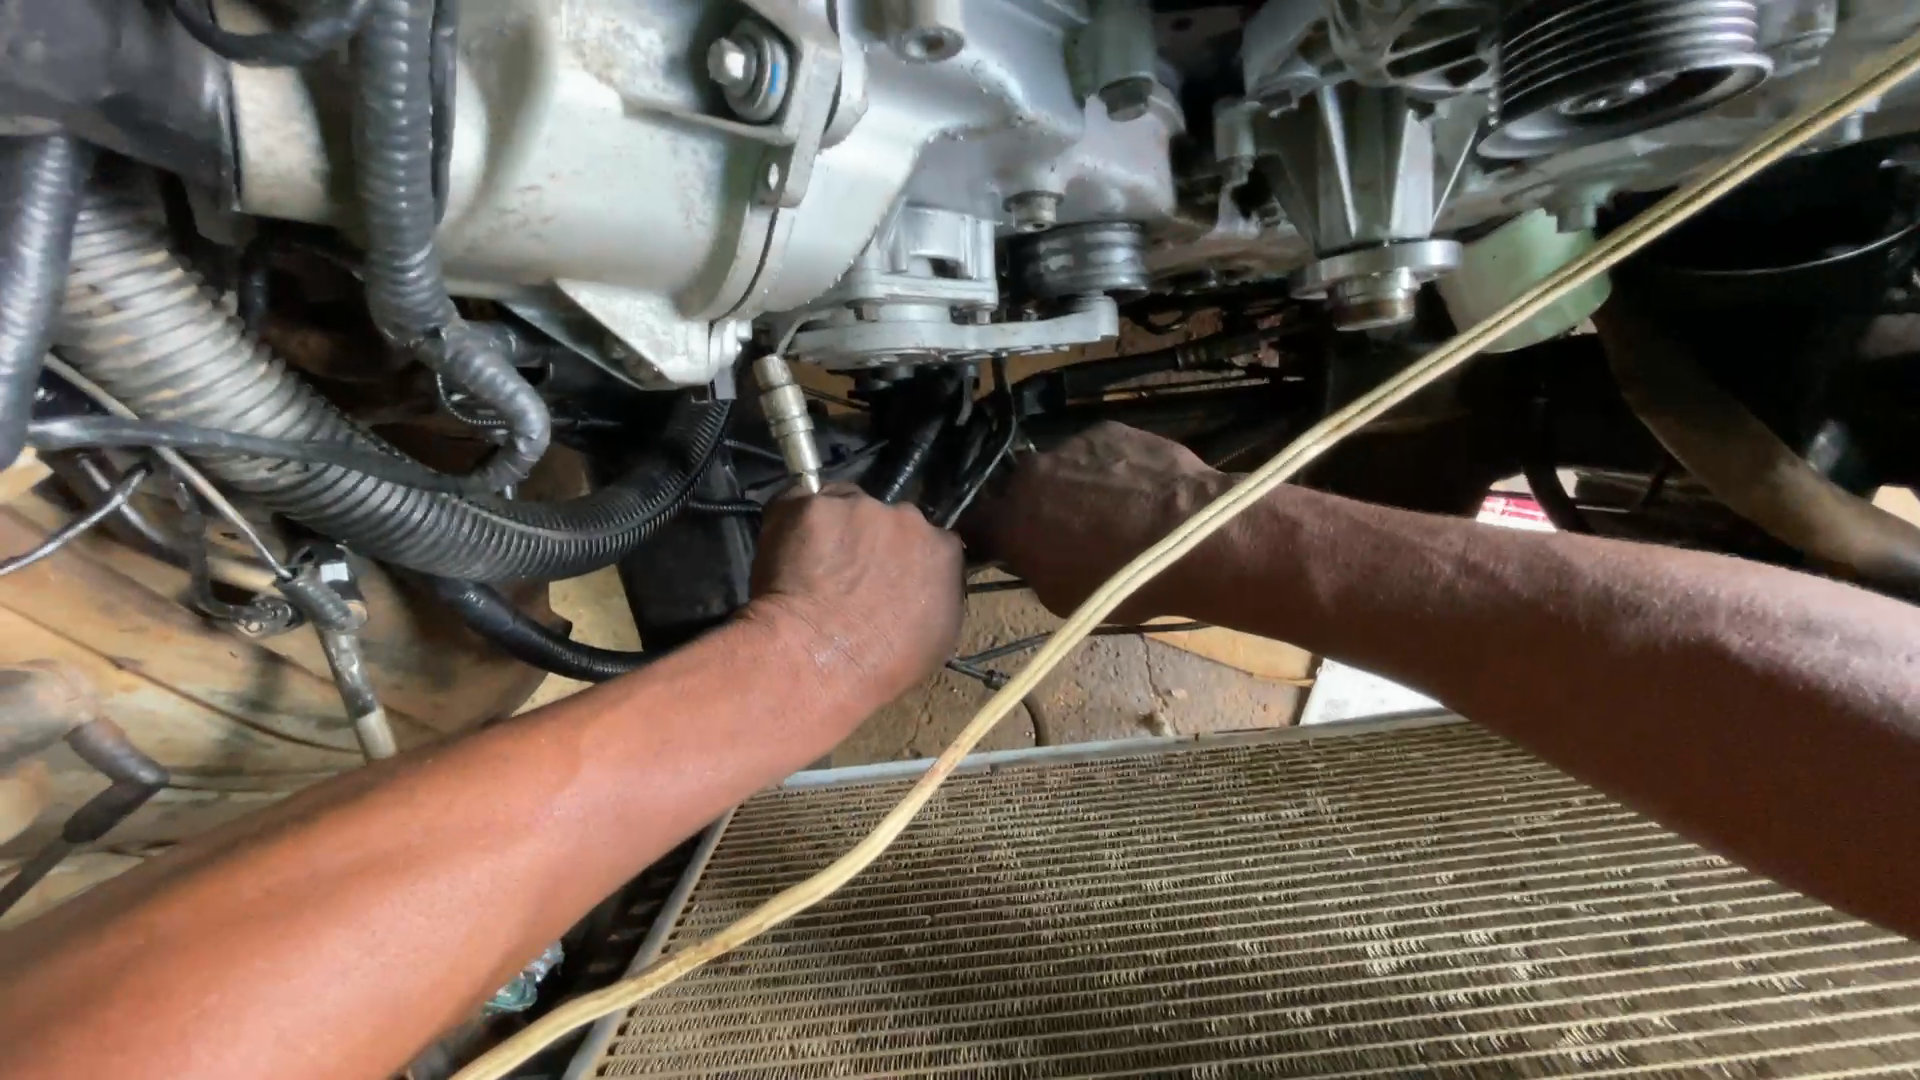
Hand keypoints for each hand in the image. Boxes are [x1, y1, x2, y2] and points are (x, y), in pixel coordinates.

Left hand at [747, 484, 964, 714]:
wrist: (819, 657)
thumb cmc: (882, 664)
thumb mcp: (937, 639)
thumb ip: (938, 595)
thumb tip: (924, 586)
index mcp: (943, 550)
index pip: (927, 542)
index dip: (903, 559)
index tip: (885, 579)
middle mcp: (907, 517)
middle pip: (887, 520)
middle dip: (870, 540)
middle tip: (846, 576)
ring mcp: (857, 506)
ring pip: (844, 506)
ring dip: (832, 529)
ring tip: (809, 567)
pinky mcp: (809, 504)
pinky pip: (798, 503)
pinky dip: (791, 523)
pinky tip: (783, 554)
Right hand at [963, 423, 1229, 621]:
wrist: (1190, 540)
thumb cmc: (1120, 584)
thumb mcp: (1060, 598)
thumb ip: (1031, 568)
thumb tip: (1028, 554)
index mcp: (1008, 520)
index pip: (974, 521)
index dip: (987, 531)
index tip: (1001, 541)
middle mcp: (1028, 475)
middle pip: (1020, 488)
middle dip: (1035, 504)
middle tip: (1067, 526)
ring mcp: (1068, 446)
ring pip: (1059, 466)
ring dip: (1073, 484)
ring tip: (1113, 507)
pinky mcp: (1106, 430)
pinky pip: (1095, 451)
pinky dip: (1107, 467)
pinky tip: (1137, 487)